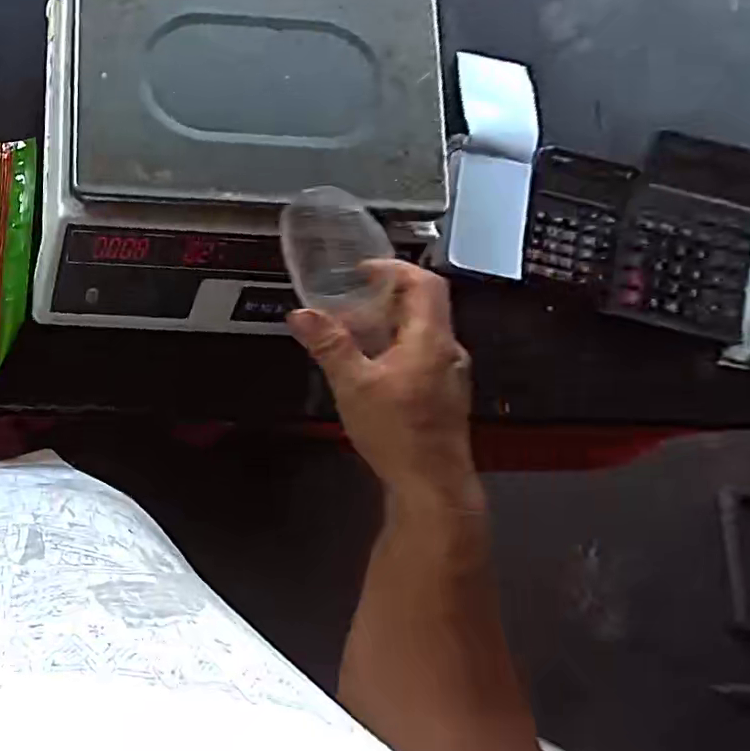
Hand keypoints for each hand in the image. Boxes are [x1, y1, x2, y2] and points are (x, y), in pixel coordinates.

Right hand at [286, 261, 478, 509]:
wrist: (429, 481)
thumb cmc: (397, 432)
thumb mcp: (352, 384)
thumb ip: (328, 345)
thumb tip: (302, 314)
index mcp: (430, 341)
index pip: (424, 284)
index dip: (394, 269)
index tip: (363, 269)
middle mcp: (446, 351)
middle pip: (423, 306)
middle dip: (385, 295)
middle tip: (349, 298)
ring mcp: (447, 373)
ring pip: (420, 331)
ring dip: (387, 321)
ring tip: (352, 328)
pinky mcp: (440, 392)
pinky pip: (418, 354)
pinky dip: (393, 344)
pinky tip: (368, 363)